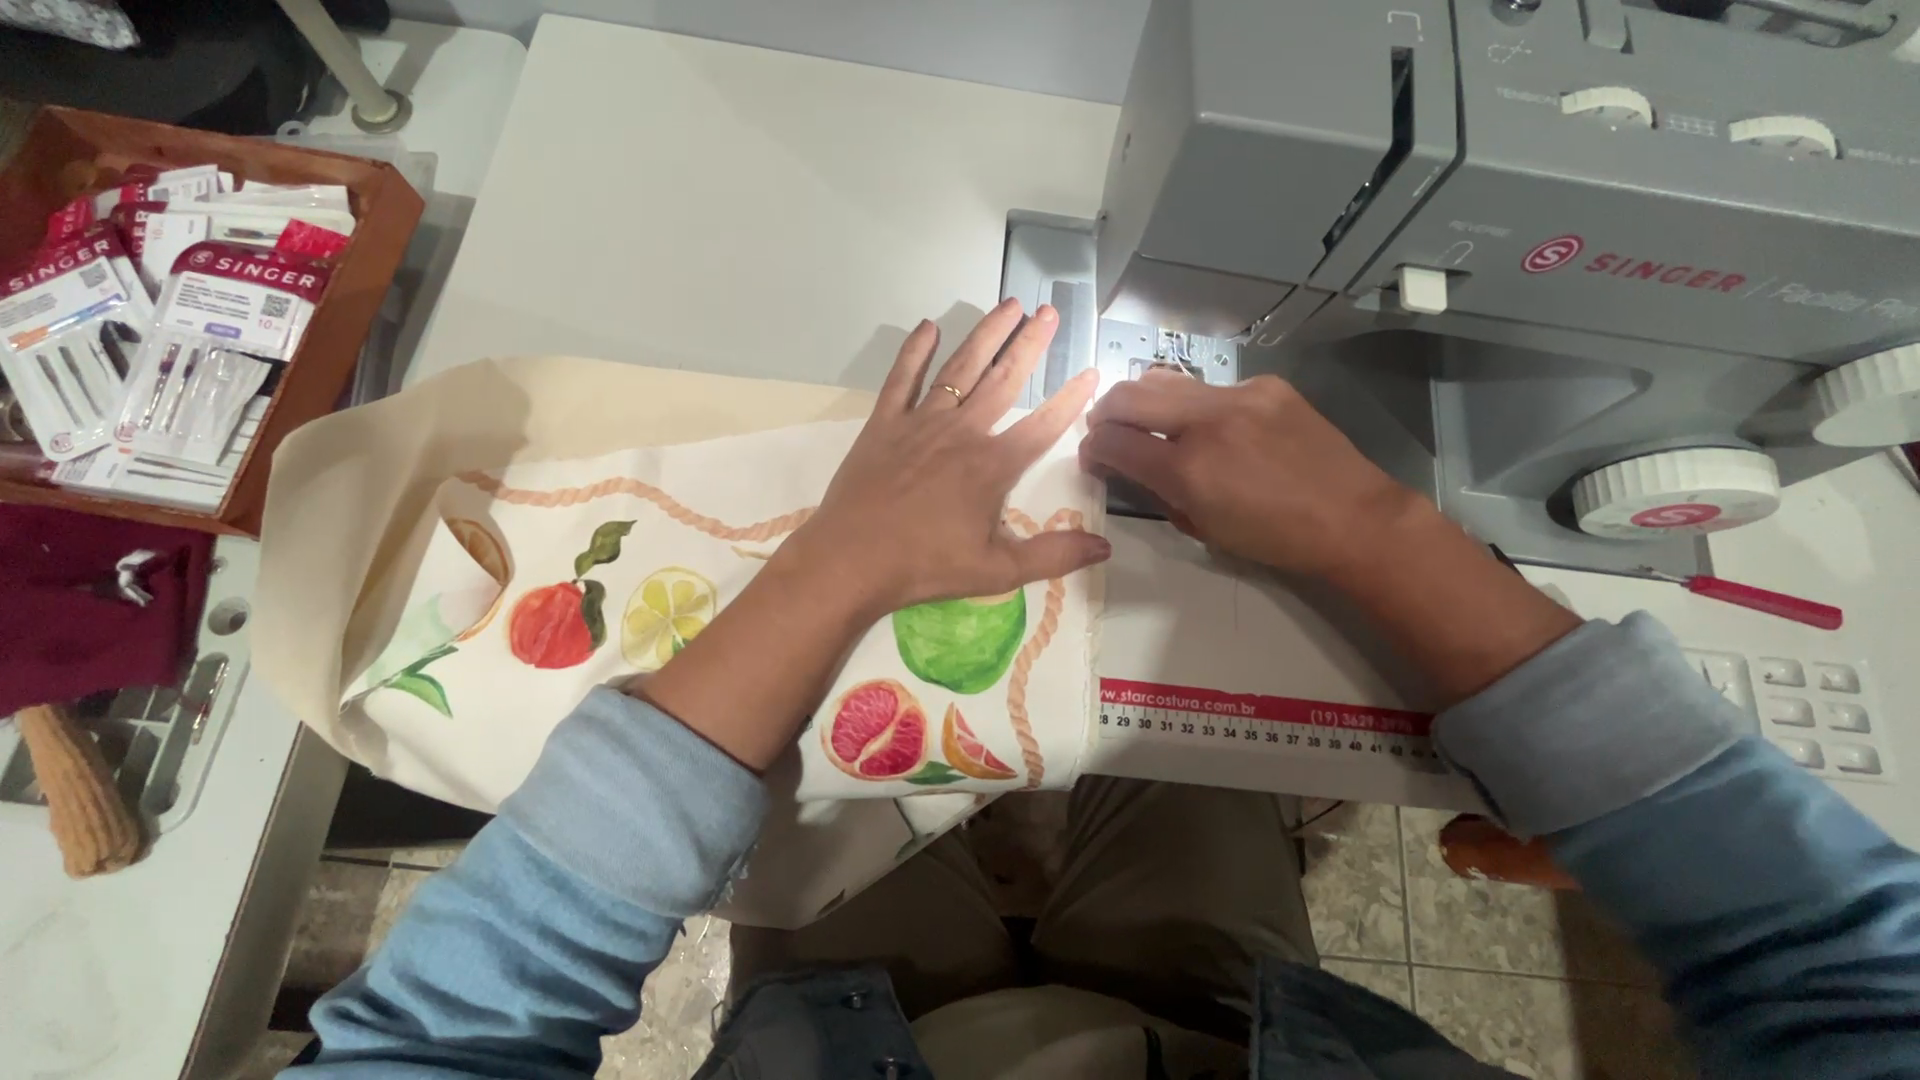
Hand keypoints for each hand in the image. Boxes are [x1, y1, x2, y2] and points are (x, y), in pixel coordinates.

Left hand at [780, 298, 1110, 618]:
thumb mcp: (997, 570)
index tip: (1091, 371)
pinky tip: (928, 326)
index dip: (1071, 399)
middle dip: (1031, 343)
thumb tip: (1104, 549)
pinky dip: (915, 351)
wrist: (852, 560)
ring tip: (1009, 305)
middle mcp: (962, 432)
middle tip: (1049, 312)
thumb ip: (1053, 555)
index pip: (1044, 425)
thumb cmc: (926, 566)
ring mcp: (921, 422)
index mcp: (993, 466)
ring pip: (960, 367)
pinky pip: (903, 378)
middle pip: (1004, 379)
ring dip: (987, 334)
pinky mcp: (884, 423)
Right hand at [1080, 372, 1424, 578]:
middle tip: (1105, 431)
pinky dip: (1194, 404)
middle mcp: (1206, 422)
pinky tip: (1211, 426)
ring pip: (1164, 380)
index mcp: (1187, 470)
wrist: (1351, 517)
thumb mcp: (1200, 527)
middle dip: (1105, 413)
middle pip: (1127, 396)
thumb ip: (1155, 491)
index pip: (1112, 441)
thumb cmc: (1272, 538)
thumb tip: (1123, 466)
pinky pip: (1210, 386)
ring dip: (1142, 399)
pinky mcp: (1265, 385)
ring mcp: (1238, 395)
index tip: (1092, 457)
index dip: (1091, 449)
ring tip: (1145, 419)